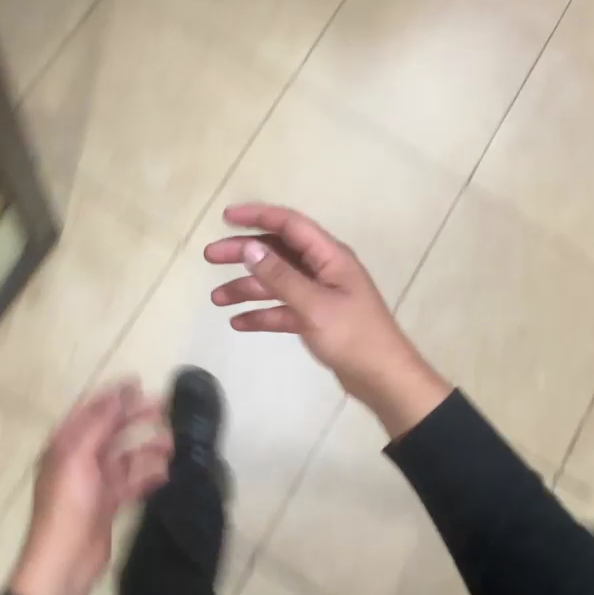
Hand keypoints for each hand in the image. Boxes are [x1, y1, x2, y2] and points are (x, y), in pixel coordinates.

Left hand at [9, 381, 171, 594]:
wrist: (65, 561)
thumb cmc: (68, 506)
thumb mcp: (79, 457)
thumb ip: (100, 424)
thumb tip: (121, 393)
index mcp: (66, 444)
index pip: (91, 410)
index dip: (113, 395)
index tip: (139, 382)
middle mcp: (79, 458)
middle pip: (111, 430)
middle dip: (136, 418)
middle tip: (165, 409)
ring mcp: (95, 482)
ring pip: (126, 456)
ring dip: (148, 448)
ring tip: (172, 446)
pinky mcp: (109, 503)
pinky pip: (132, 482)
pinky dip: (148, 476)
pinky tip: (166, 474)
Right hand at [205, 203, 451, 437]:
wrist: (383, 378)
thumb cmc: (354, 336)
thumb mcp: (314, 305)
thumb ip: (281, 276)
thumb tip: (250, 248)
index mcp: (330, 257)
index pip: (290, 224)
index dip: (258, 216)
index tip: (226, 217)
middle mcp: (323, 270)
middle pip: (278, 253)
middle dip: (244, 253)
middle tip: (210, 256)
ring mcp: (319, 296)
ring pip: (277, 283)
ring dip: (247, 288)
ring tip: (217, 298)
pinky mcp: (316, 320)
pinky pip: (282, 310)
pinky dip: (262, 314)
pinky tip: (238, 323)